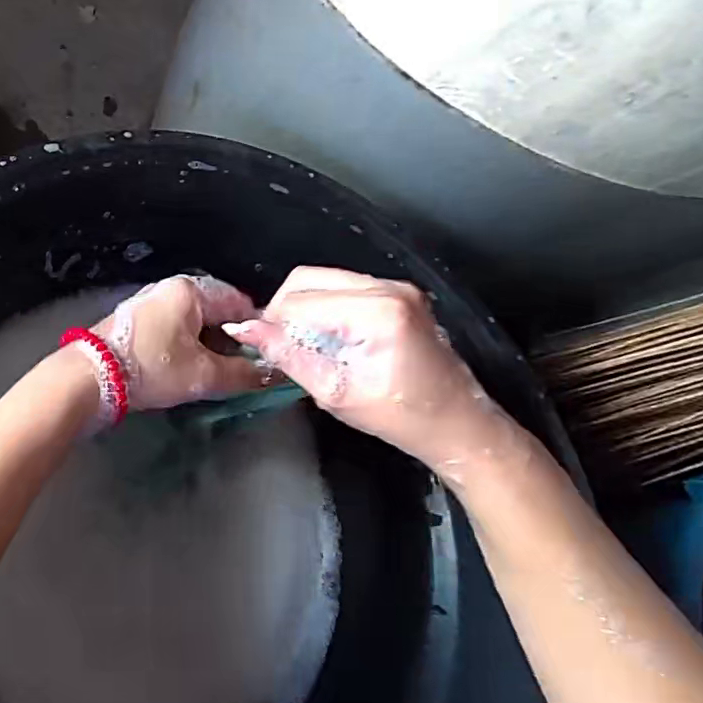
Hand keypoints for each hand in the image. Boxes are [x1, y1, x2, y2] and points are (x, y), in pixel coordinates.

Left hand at [91, 275, 269, 411]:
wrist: (91, 377)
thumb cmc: (152, 368)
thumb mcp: (204, 375)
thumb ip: (243, 373)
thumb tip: (271, 373)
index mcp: (191, 290)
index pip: (239, 303)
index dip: (256, 331)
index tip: (264, 356)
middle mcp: (170, 288)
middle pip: (216, 311)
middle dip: (231, 340)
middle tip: (241, 368)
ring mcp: (151, 302)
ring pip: (194, 321)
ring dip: (208, 344)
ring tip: (215, 372)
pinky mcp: (137, 320)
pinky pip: (174, 327)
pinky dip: (186, 345)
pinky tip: (187, 367)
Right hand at [223, 267, 510, 464]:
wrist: (457, 423)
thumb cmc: (400, 417)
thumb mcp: (334, 392)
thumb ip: (288, 355)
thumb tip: (245, 329)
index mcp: (376, 311)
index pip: (298, 301)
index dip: (273, 325)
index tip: (266, 352)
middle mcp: (388, 287)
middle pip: (307, 278)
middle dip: (285, 310)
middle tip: (281, 345)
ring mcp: (397, 286)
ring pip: (324, 280)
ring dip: (305, 308)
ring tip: (306, 345)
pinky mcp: (400, 293)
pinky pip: (345, 287)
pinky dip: (326, 308)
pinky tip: (330, 339)